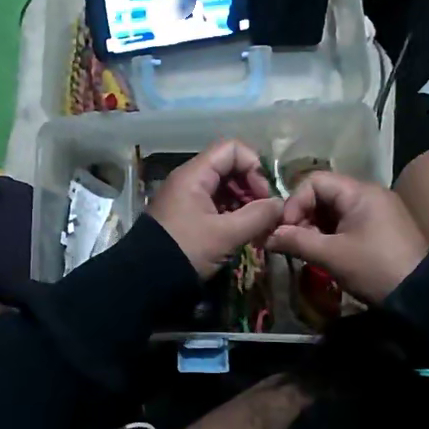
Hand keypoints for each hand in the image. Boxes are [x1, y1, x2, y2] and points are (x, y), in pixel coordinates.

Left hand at [148, 140, 283, 279]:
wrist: (147, 279)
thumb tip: (281, 205)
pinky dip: (231, 213)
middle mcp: (189, 179)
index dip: (254, 167)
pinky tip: (242, 231)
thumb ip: (258, 216)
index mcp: (194, 175)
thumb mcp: (226, 235)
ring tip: (257, 226)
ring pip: (223, 187)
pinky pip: (214, 203)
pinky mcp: (186, 215)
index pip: (232, 150)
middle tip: (264, 213)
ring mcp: (186, 197)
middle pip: (228, 167)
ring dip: (244, 202)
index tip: (264, 195)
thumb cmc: (187, 250)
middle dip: (251, 186)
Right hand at [265, 172, 427, 304]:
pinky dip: (328, 234)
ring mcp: (374, 211)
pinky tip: (322, 253)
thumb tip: (266, 236)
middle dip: (301, 217)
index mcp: (360, 192)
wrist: (420, 296)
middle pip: (321, 194)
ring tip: (305, 250)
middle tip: (292, 242)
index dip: (294, 203)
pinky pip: (344, 222)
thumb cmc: (374, 268)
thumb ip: (296, 241)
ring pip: (331, 210)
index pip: (314, 181)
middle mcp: (368, 194)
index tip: (286, 229)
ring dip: (313, 228)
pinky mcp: (377, 228)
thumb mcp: (331, 255)